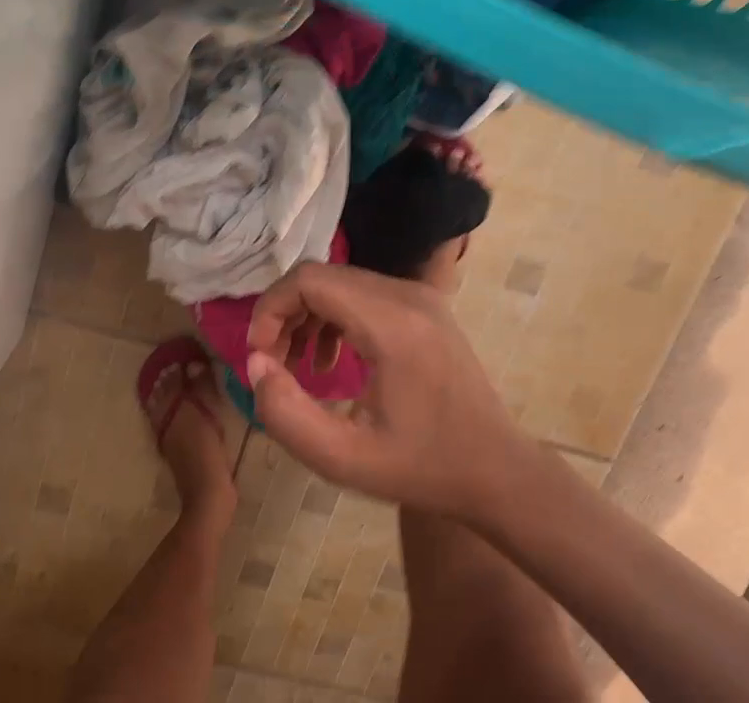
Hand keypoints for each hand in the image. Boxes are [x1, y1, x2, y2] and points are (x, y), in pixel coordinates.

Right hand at [245, 263, 534, 518]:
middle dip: (285, 316)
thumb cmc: (421, 469)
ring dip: (307, 318)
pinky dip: (335, 319)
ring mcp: (423, 297)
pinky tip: (329, 365)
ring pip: (342, 283)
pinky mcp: (427, 308)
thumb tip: (255, 365)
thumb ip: (286, 414)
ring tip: (296, 369)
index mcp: (393, 324)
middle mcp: (410, 296)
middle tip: (271, 366)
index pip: (310, 280)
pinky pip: (365, 295)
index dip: (270, 310)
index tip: (257, 357)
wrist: (494, 471)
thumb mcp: (343, 459)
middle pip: (324, 277)